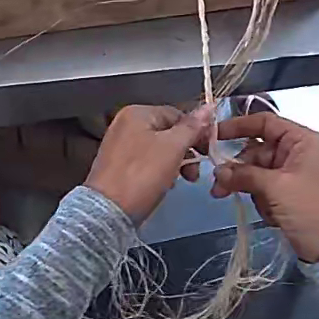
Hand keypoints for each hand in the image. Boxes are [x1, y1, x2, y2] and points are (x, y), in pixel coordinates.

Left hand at [85, 104, 211, 223]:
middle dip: (186, 151)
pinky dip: (159, 171)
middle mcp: (125, 124)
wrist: (109, 211)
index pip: (177, 114)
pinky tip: (164, 184)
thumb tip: (209, 107)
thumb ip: (192, 127)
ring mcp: (119, 145)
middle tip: (194, 172)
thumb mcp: (173, 147)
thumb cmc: (143, 174)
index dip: (196, 132)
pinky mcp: (117, 166)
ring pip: (158, 148)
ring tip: (181, 180)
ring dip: (175, 163)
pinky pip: (146, 162)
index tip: (208, 152)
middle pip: (168, 132)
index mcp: (137, 113)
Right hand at [210, 113, 318, 261]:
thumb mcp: (278, 187)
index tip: (214, 136)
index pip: (265, 123)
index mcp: (302, 141)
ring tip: (260, 208)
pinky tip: (273, 217)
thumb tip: (219, 171)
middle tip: (219, 188)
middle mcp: (298, 154)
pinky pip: (266, 192)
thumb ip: (245, 175)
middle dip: (239, 170)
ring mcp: (294, 176)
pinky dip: (264, 203)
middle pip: (257, 152)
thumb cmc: (314, 208)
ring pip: (258, 174)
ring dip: (251, 190)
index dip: (238, 126)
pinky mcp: (291, 197)